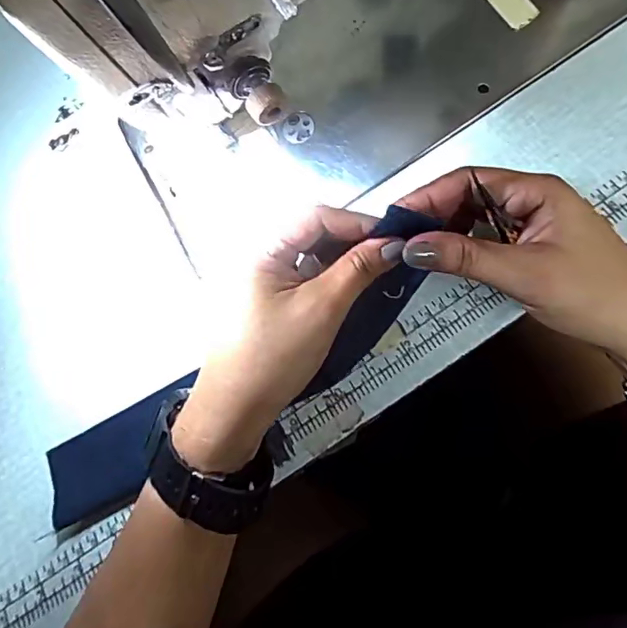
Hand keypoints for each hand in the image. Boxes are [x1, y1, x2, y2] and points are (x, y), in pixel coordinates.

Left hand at [173, 207, 401, 472]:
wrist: (234, 410)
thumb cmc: (273, 358)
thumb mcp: (323, 308)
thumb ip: (358, 269)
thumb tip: (391, 243)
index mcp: (263, 249)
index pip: (317, 217)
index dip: (357, 222)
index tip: (391, 237)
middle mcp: (260, 255)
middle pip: (313, 231)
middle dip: (352, 239)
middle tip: (388, 252)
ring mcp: (263, 278)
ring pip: (311, 253)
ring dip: (344, 257)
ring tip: (376, 269)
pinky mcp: (269, 298)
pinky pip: (305, 273)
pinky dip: (331, 275)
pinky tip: (351, 286)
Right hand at [393, 168, 626, 401]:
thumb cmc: (594, 296)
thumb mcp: (524, 274)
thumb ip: (466, 257)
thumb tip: (412, 245)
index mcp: (538, 190)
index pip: (471, 179)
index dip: (430, 195)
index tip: (398, 215)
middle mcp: (538, 199)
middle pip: (475, 195)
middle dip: (438, 213)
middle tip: (402, 236)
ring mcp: (541, 224)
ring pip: (484, 218)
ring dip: (453, 232)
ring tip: (418, 249)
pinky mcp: (542, 248)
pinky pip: (497, 239)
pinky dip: (473, 248)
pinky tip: (453, 262)